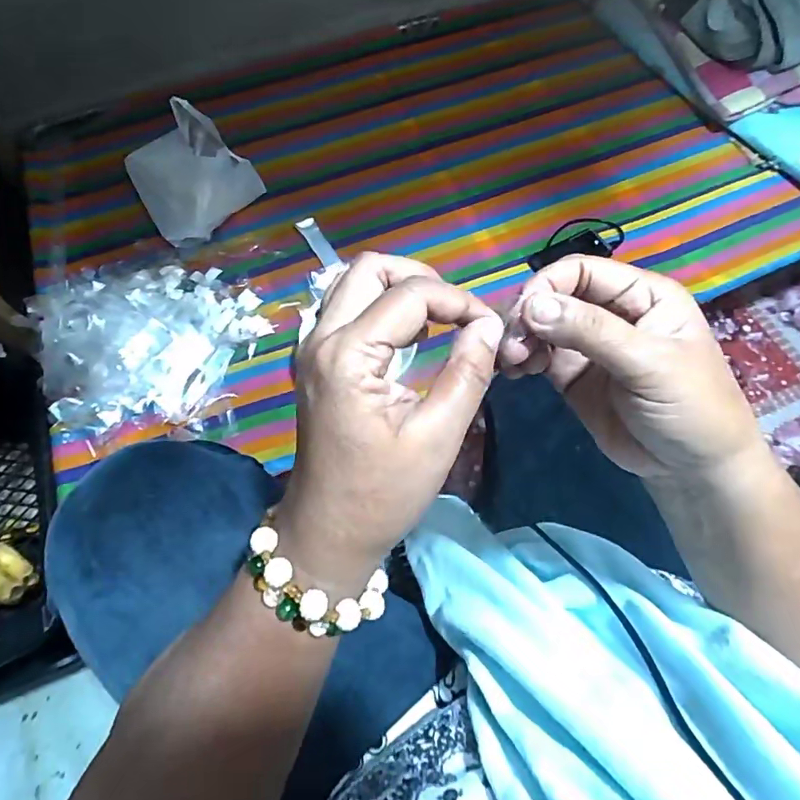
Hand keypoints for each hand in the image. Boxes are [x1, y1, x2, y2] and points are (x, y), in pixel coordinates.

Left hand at [279, 253, 502, 586]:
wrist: (327, 530)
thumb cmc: (381, 494)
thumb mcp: (437, 438)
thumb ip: (467, 374)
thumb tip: (488, 326)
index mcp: (347, 356)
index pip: (410, 295)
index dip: (459, 301)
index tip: (489, 327)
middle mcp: (320, 339)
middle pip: (368, 269)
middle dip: (420, 278)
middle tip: (457, 311)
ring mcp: (310, 348)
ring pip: (352, 284)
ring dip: (397, 289)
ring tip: (438, 321)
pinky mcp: (313, 360)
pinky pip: (344, 309)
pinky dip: (379, 307)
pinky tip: (410, 337)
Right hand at [497, 255, 762, 481]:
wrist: (693, 470)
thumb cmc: (691, 407)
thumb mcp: (648, 364)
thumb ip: (592, 331)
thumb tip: (532, 306)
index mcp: (642, 295)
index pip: (583, 271)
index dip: (548, 285)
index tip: (524, 314)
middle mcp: (613, 311)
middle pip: (555, 295)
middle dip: (528, 314)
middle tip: (512, 346)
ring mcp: (589, 344)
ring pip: (541, 325)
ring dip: (520, 337)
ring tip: (512, 362)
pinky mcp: (572, 374)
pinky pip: (538, 355)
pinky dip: (521, 358)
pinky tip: (514, 372)